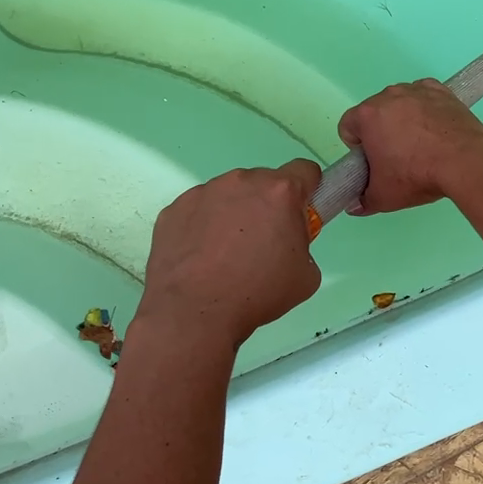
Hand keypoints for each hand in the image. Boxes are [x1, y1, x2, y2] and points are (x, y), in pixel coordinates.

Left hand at [136, 160, 322, 345]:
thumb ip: (303, 242)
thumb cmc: (260, 291)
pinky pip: (200, 209)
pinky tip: (204, 255)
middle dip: (270, 204)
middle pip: (265, 182)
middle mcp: (241, 182)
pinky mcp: (173, 209)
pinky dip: (206, 224)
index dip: (309, 190)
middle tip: (266, 240)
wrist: (194, 313)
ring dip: (237, 211)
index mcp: (281, 192)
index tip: (302, 213)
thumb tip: (286, 241)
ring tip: (229, 251)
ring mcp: (203, 193)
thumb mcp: (308, 272)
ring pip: (231, 194)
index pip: (305, 170)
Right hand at [337, 79, 482, 214]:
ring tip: (424, 144)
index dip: (359, 148)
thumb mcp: (384, 197)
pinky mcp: (443, 92)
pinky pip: (427, 97)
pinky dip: (428, 109)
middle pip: (376, 114)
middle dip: (383, 132)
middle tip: (400, 156)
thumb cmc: (419, 176)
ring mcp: (418, 91)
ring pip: (402, 104)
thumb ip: (364, 200)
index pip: (348, 127)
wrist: (467, 162)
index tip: (375, 162)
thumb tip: (356, 206)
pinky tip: (437, 128)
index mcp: (367, 116)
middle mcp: (389, 96)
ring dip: (405, 119)